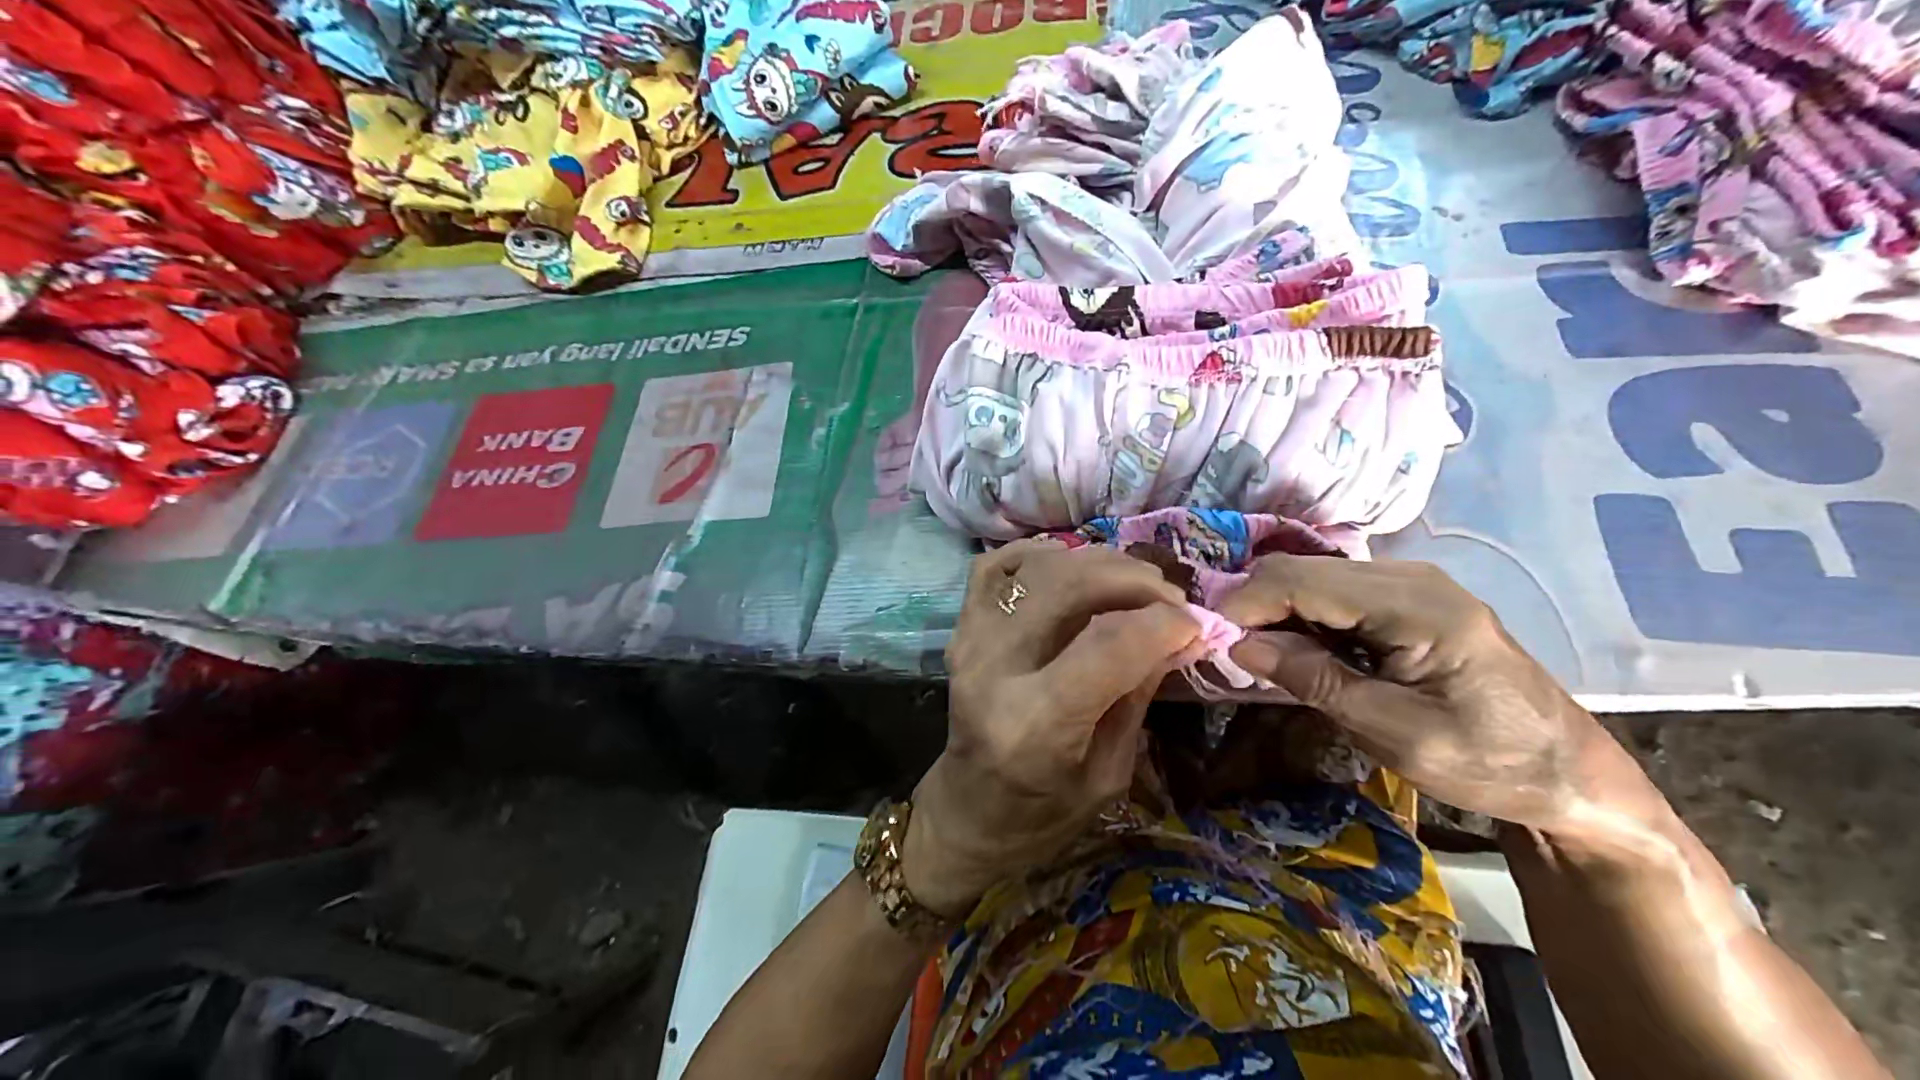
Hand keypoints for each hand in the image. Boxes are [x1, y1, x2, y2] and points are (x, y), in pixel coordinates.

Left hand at [903, 539, 1200, 917]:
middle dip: (1136, 580)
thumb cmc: (1044, 811)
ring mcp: (970, 639)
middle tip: (1170, 599)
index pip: (1109, 643)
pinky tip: (1073, 568)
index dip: (1164, 624)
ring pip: (1041, 565)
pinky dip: (1040, 553)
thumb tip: (1178, 633)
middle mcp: (994, 668)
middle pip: (1072, 586)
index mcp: (1034, 722)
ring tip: (1132, 585)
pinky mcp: (961, 626)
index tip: (1195, 627)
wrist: (968, 811)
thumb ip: (1136, 695)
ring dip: (1098, 563)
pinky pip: (996, 564)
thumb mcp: (1108, 772)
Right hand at [1218, 555, 1613, 832]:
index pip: (1300, 580)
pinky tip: (1296, 650)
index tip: (1209, 640)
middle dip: (1253, 604)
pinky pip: (1334, 593)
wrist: (1571, 774)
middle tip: (1227, 652)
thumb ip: (1316, 681)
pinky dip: (1301, 616)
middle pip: (1301, 569)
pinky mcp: (1407, 600)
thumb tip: (1239, 644)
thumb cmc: (1491, 763)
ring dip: (1274, 610)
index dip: (1245, 603)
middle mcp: (1410, 577)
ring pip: (1312, 577)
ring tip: (1256, 656)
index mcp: (1416, 606)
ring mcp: (1410, 584)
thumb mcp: (1397, 733)